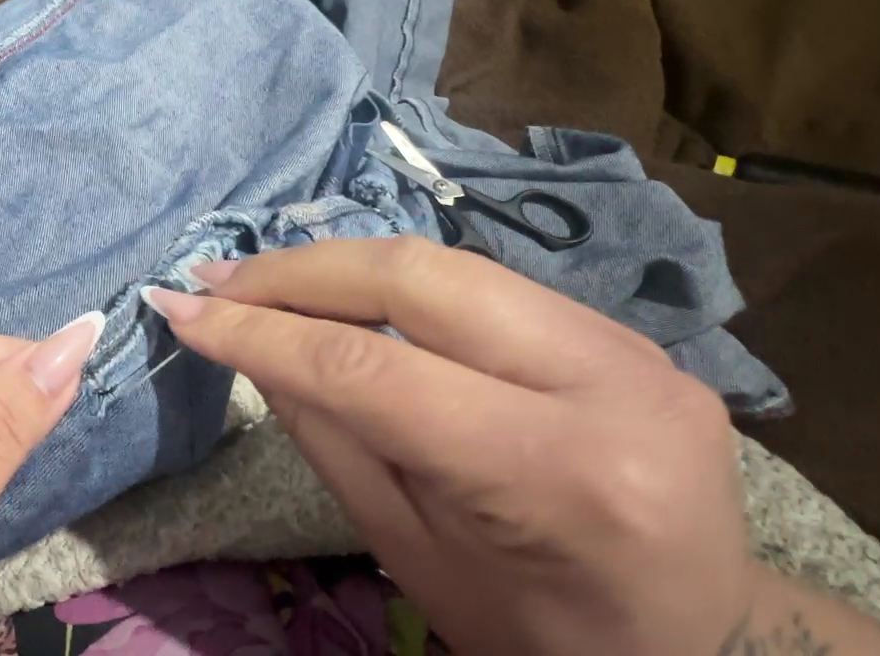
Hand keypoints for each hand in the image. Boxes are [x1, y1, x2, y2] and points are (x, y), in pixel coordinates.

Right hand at [143, 237, 879, 655]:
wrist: (700, 644)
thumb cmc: (534, 629)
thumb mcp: (407, 548)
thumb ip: (323, 429)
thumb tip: (244, 339)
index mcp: (556, 474)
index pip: (369, 367)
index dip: (258, 330)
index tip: (178, 308)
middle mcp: (608, 383)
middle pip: (413, 276)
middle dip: (294, 270)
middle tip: (214, 281)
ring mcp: (629, 344)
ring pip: (441, 261)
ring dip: (334, 266)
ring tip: (255, 282)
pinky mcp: (621, 328)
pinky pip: (475, 282)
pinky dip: (388, 281)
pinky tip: (336, 293)